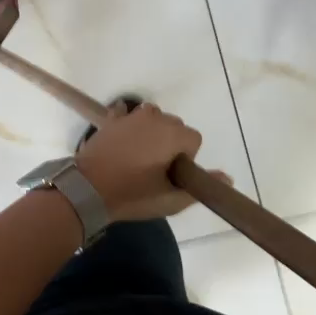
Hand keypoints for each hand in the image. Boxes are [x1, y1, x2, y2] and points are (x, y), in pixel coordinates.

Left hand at [75, 102, 221, 220]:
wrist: (88, 189)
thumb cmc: (133, 194)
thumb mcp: (170, 200)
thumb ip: (200, 187)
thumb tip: (227, 177)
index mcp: (172, 134)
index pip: (194, 139)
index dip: (186, 158)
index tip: (172, 175)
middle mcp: (155, 118)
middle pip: (174, 126)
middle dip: (170, 144)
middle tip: (155, 170)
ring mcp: (131, 116)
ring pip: (153, 118)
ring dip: (152, 132)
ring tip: (139, 157)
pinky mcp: (111, 120)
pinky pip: (127, 114)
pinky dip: (129, 124)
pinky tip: (123, 139)